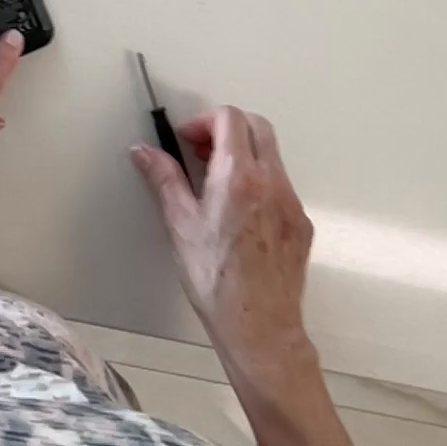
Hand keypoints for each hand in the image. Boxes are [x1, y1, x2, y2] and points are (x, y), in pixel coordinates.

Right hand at [131, 106, 314, 363]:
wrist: (259, 328)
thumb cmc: (219, 281)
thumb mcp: (179, 224)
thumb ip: (163, 178)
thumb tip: (145, 153)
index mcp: (238, 177)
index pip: (229, 118)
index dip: (203, 120)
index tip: (188, 138)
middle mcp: (271, 182)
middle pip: (256, 125)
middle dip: (226, 127)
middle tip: (202, 149)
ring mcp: (291, 202)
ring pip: (271, 154)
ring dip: (243, 152)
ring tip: (216, 179)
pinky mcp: (300, 223)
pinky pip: (281, 183)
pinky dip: (258, 179)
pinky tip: (237, 207)